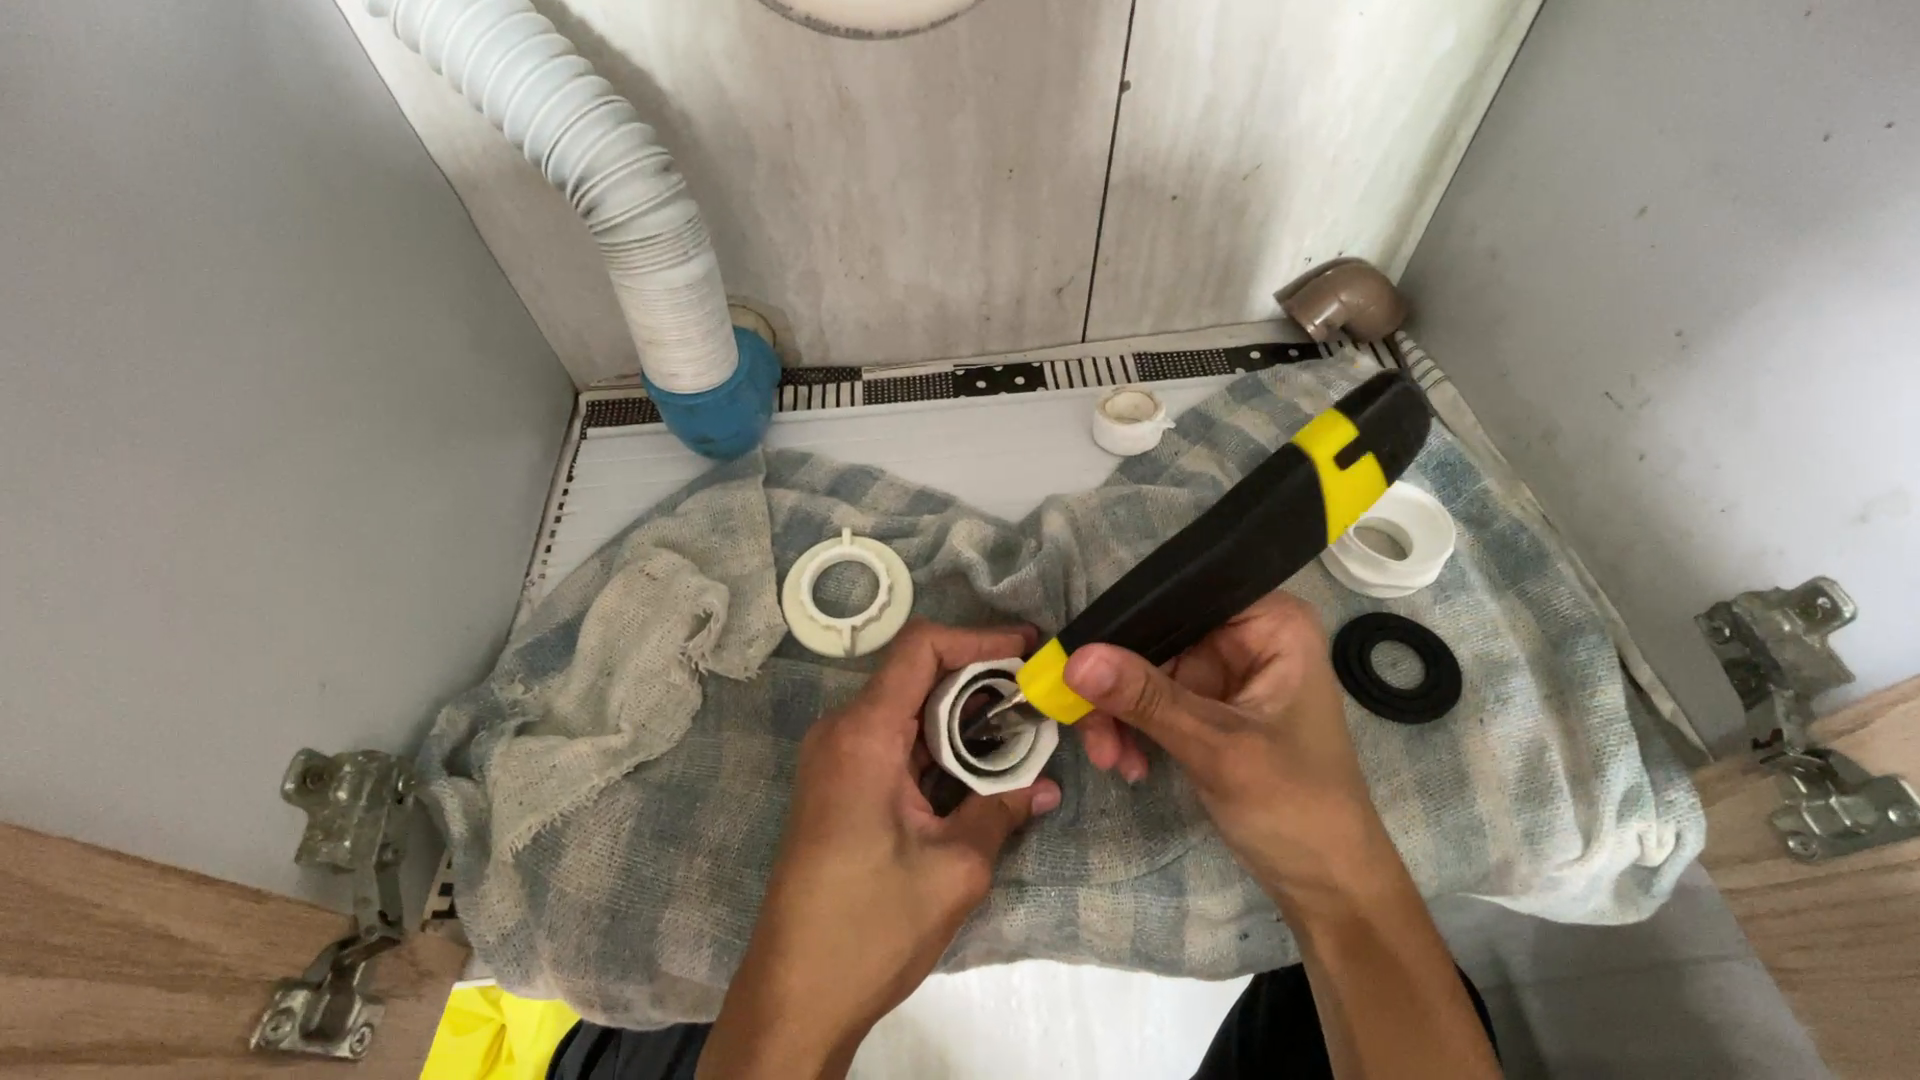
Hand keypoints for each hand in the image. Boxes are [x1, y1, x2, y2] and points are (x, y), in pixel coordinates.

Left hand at [700, 620, 1061, 1078]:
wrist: (794, 996)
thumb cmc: (870, 926)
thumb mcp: (954, 869)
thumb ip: (1002, 811)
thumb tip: (1045, 786)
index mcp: (863, 735)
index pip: (921, 649)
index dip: (978, 639)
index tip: (1029, 651)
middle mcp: (842, 733)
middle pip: (916, 677)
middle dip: (979, 683)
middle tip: (1036, 701)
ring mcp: (835, 760)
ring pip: (906, 711)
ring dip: (961, 719)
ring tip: (1020, 736)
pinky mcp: (838, 787)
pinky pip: (893, 744)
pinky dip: (937, 747)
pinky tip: (979, 771)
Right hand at [1064, 591, 1397, 918]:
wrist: (1327, 885)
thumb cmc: (1297, 808)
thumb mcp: (1217, 748)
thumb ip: (1147, 699)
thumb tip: (1075, 660)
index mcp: (1272, 624)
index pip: (1184, 596)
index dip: (1128, 621)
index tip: (1078, 659)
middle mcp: (1248, 637)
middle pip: (1156, 636)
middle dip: (1117, 683)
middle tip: (1085, 726)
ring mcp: (1227, 673)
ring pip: (1145, 671)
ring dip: (1119, 714)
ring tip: (1110, 760)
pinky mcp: (1210, 708)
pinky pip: (1152, 701)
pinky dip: (1133, 730)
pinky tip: (1129, 765)